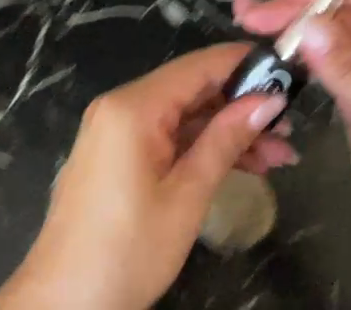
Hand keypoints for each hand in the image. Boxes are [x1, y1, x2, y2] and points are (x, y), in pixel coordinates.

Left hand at [0, 44, 296, 309]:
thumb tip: (270, 99)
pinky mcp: (117, 157)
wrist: (62, 305)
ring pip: (185, 116)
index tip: (288, 72)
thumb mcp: (186, 196)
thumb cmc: (126, 251)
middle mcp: (121, 107)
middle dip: (242, 107)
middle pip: (193, 90)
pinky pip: (168, 137)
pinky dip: (202, 148)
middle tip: (289, 129)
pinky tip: (242, 166)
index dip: (245, 65)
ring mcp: (117, 132)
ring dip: (228, 132)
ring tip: (277, 156)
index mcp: (133, 107)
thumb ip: (226, 140)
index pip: (199, 66)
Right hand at [235, 0, 350, 308]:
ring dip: (297, 29)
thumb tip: (304, 24)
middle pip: (348, 9)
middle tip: (248, 14)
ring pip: (337, 35)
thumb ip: (348, 68)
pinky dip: (306, 56)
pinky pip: (334, 63)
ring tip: (250, 23)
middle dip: (300, 7)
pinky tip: (275, 53)